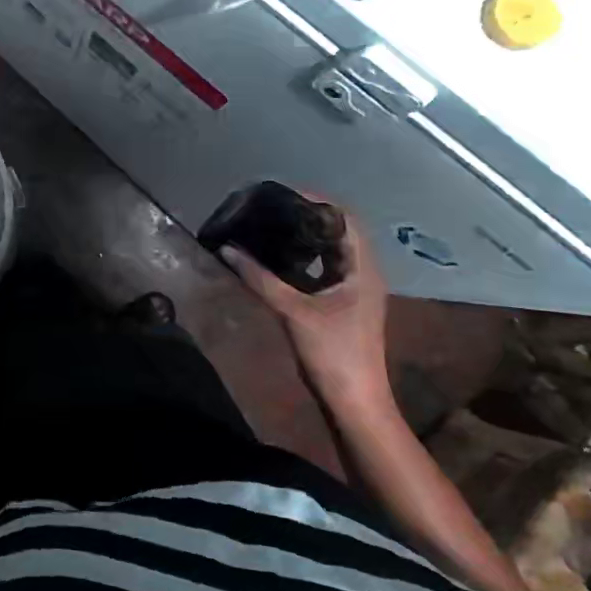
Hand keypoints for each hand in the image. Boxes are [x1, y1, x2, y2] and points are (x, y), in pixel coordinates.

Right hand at [221, 205, 392, 411]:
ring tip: (267, 225)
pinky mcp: (340, 303)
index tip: (281, 193)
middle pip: (338, 232)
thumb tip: (227, 248)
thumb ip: (259, 278)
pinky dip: (299, 257)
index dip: (317, 201)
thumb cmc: (332, 351)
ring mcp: (353, 289)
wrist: (353, 398)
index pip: (345, 220)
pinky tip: (273, 258)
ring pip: (329, 250)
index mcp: (362, 269)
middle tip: (269, 207)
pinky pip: (320, 268)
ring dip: (302, 236)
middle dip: (306, 216)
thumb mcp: (292, 311)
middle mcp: (362, 273)